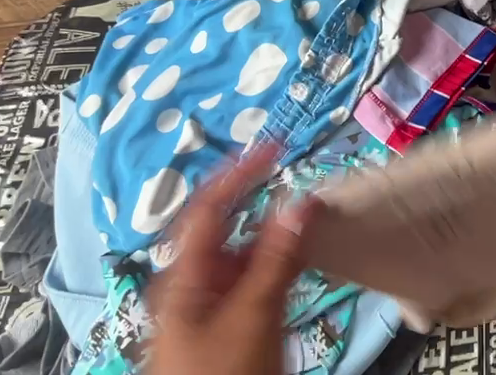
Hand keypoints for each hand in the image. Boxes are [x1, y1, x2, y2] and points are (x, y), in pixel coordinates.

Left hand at [144, 145, 315, 374]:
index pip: (208, 207)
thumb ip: (279, 256)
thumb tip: (304, 199)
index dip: (239, 171)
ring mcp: (208, 303)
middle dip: (262, 198)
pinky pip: (253, 275)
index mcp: (183, 276)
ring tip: (312, 212)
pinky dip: (278, 256)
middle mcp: (192, 282)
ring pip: (243, 251)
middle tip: (299, 175)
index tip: (276, 144)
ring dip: (275, 229)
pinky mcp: (228, 321)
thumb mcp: (254, 315)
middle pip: (226, 226)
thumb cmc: (223, 374)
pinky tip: (304, 251)